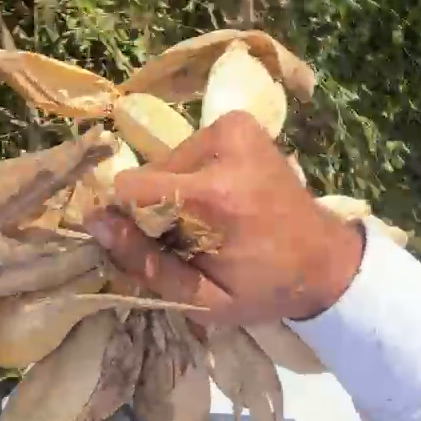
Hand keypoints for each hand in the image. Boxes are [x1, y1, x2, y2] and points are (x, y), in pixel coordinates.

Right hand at [86, 113, 363, 325]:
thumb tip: (94, 221)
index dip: (131, 216)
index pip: (131, 186)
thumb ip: (145, 262)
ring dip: (177, 188)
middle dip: (158, 203)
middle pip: (150, 171)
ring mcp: (234, 127)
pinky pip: (189, 147)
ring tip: (211, 216)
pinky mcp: (239, 121)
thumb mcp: (203, 299)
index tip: (155, 240)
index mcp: (214, 196)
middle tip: (192, 234)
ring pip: (168, 159)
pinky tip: (223, 194)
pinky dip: (195, 171)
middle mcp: (225, 147)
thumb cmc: (264, 287)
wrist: (325, 259)